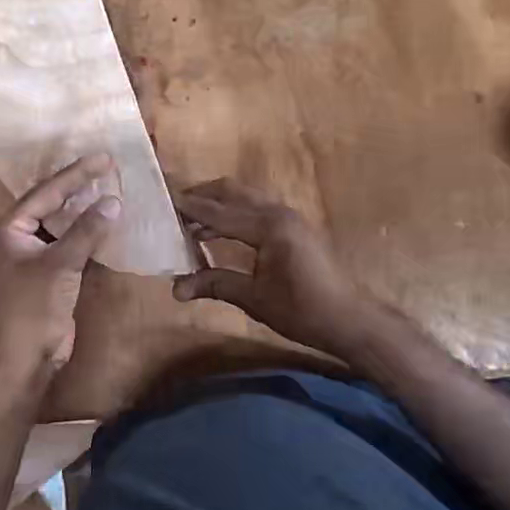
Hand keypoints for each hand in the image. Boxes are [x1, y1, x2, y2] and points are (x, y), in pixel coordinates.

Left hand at [0, 154, 121, 390]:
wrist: (21, 362)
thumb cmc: (31, 309)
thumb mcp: (60, 265)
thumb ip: (86, 231)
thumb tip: (113, 200)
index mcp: (9, 230)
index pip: (46, 192)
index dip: (76, 174)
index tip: (104, 158)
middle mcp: (18, 239)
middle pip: (52, 205)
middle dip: (80, 188)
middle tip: (110, 168)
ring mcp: (33, 259)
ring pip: (62, 226)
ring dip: (86, 212)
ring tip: (113, 190)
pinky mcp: (49, 277)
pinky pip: (70, 246)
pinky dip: (88, 236)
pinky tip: (108, 225)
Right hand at [172, 178, 394, 361]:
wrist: (347, 318)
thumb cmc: (301, 310)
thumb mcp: (254, 299)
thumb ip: (215, 284)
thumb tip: (175, 288)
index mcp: (269, 226)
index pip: (219, 211)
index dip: (189, 208)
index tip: (162, 202)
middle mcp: (278, 212)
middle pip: (232, 191)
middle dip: (202, 196)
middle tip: (173, 209)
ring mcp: (288, 216)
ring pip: (245, 198)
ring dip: (218, 204)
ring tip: (189, 222)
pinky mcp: (293, 226)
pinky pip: (256, 209)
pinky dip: (234, 214)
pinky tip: (218, 233)